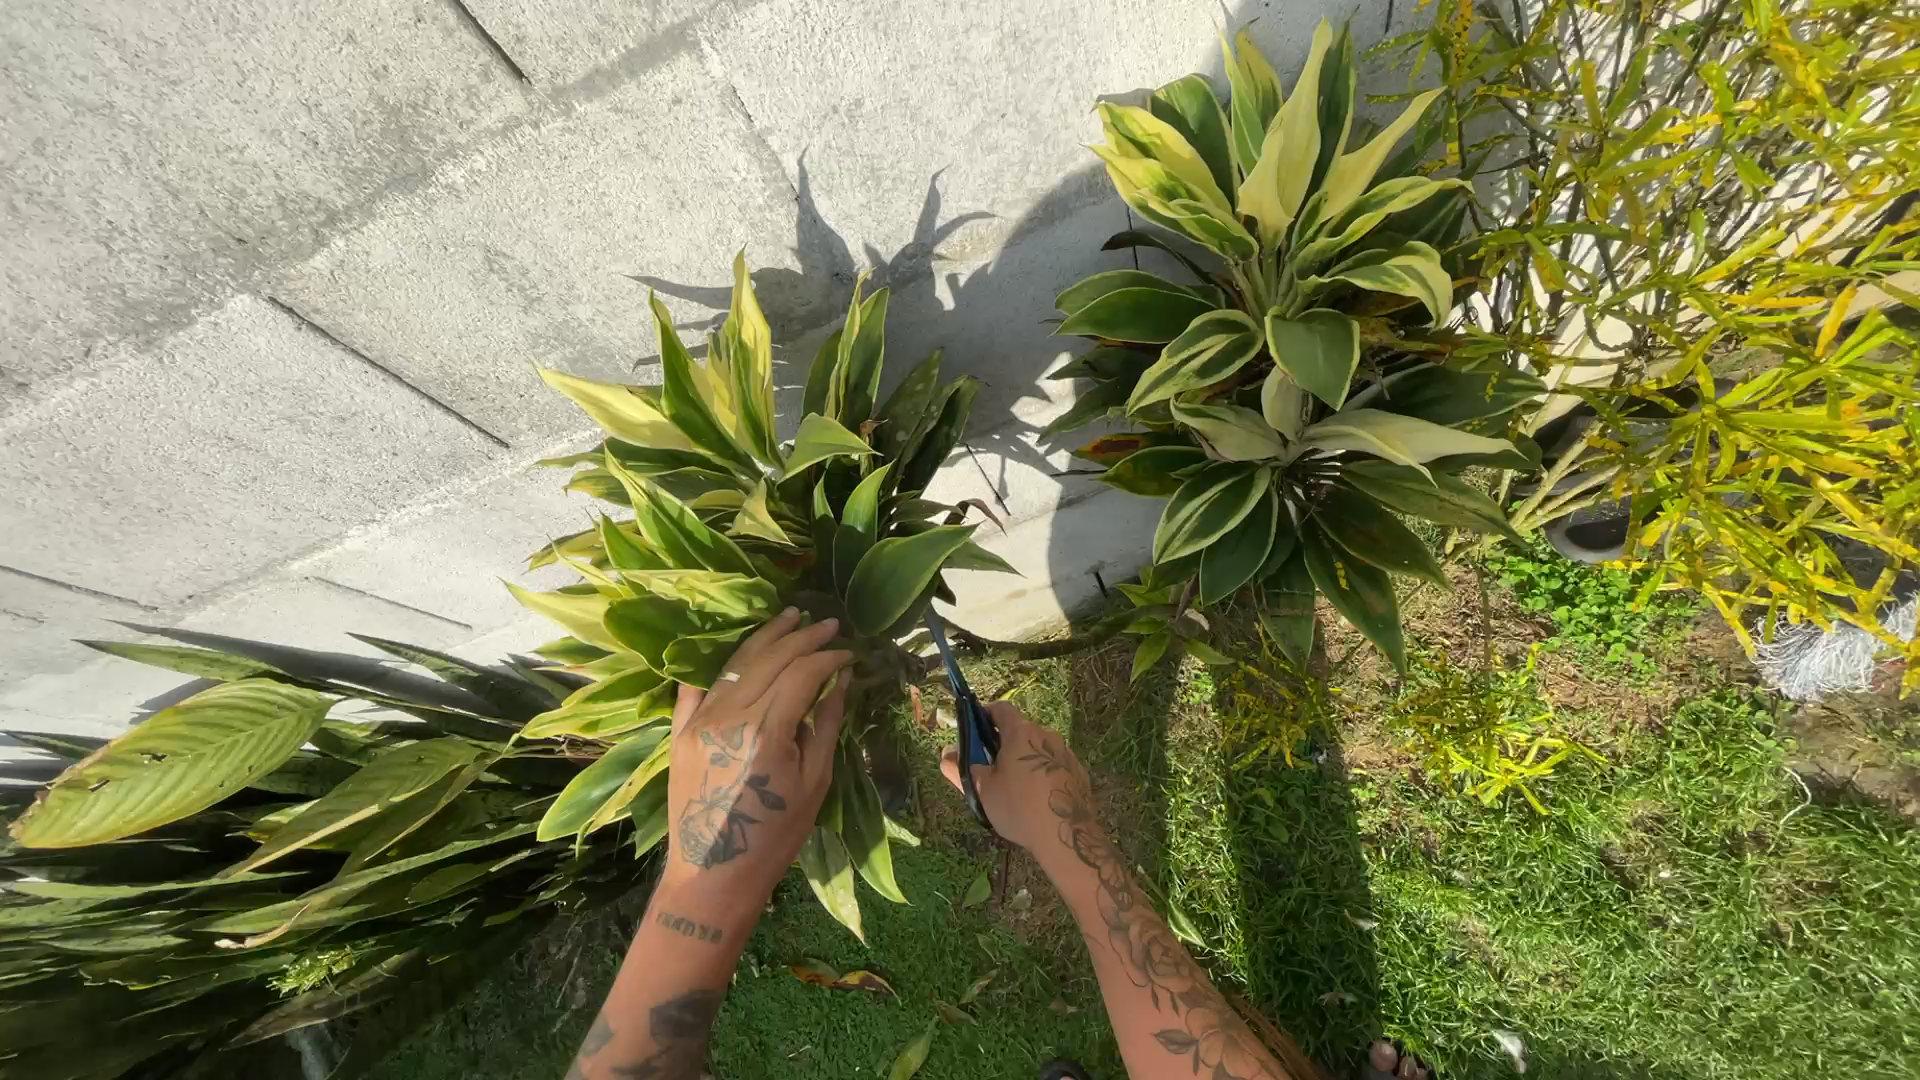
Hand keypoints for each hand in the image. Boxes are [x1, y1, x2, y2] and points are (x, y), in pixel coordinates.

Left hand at [659, 608, 851, 922]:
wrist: (713, 876)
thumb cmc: (776, 836)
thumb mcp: (815, 781)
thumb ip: (826, 722)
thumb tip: (840, 677)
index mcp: (767, 733)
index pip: (802, 673)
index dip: (829, 656)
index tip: (849, 652)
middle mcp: (729, 718)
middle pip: (770, 659)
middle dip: (803, 637)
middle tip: (828, 623)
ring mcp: (698, 722)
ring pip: (736, 664)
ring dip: (766, 636)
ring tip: (790, 616)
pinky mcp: (680, 731)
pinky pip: (697, 685)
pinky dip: (721, 663)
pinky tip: (740, 647)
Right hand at [939, 701, 1097, 860]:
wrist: (1066, 836)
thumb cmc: (1018, 808)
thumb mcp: (982, 789)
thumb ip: (960, 767)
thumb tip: (945, 753)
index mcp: (1021, 733)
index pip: (1001, 709)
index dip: (985, 715)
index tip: (976, 732)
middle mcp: (1046, 734)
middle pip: (1020, 730)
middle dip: (1004, 743)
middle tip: (992, 768)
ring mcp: (1066, 752)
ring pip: (1038, 748)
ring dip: (1025, 759)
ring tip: (1016, 788)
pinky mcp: (1079, 771)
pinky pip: (1054, 764)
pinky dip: (1043, 772)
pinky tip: (1038, 798)